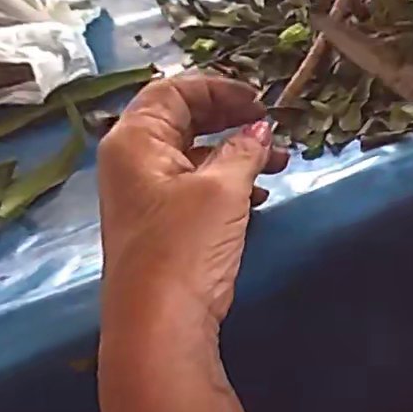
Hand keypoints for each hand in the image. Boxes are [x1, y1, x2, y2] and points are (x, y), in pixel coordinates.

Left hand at [98, 73, 286, 325]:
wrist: (160, 322)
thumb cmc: (185, 245)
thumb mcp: (222, 189)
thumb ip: (244, 150)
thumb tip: (260, 128)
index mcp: (135, 140)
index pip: (174, 91)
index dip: (220, 89)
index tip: (261, 102)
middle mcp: (134, 162)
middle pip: (184, 122)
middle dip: (232, 121)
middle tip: (271, 129)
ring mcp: (147, 196)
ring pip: (196, 157)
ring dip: (237, 154)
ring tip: (278, 163)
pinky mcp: (164, 224)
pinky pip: (198, 188)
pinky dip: (229, 184)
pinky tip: (259, 196)